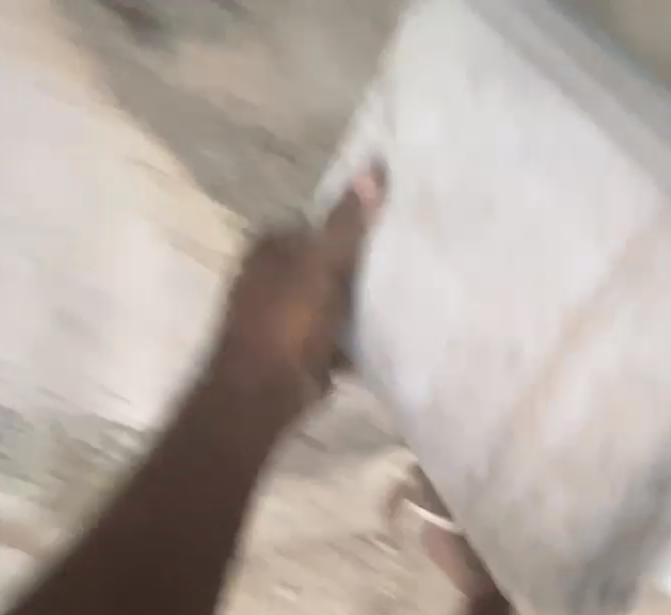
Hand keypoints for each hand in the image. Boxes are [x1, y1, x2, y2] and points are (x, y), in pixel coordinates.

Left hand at [208, 168, 384, 419]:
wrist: (264, 391)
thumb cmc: (289, 324)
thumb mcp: (323, 268)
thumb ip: (347, 224)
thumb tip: (374, 167)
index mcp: (270, 246)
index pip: (321, 226)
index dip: (356, 230)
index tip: (396, 237)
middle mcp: (271, 274)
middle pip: (328, 264)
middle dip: (361, 270)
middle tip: (407, 273)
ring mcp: (283, 314)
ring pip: (334, 300)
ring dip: (361, 306)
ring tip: (402, 306)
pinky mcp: (297, 348)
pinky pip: (336, 334)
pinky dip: (355, 338)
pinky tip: (381, 342)